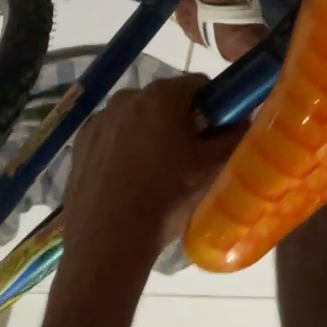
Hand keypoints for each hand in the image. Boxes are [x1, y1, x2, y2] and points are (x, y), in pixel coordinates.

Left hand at [62, 75, 241, 260]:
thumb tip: (245, 120)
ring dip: (150, 131)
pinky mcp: (81, 141)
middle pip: (166, 99)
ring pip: (138, 116)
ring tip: (155, 171)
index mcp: (162, 95)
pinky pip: (113, 133)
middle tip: (188, 156)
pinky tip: (127, 178)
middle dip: (180, 119)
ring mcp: (100, 118)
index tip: (214, 133)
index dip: (212, 106)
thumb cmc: (165, 198)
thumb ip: (233, 137)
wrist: (107, 241)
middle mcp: (128, 96)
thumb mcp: (210, 169)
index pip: (199, 84)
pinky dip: (123, 146)